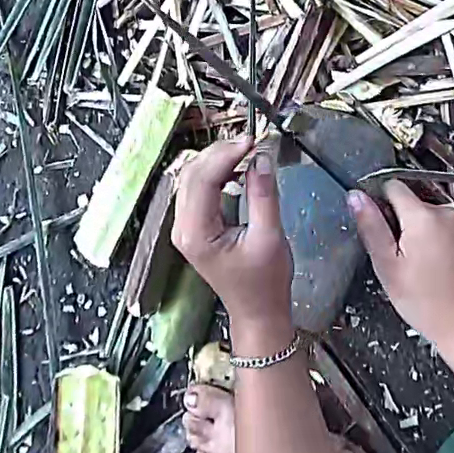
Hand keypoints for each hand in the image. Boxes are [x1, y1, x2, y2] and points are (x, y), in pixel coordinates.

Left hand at [172, 139, 294, 342]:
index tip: (252, 140)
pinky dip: (217, 171)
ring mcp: (186, 225)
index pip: (203, 179)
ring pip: (193, 176)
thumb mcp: (270, 237)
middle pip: (192, 173)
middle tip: (252, 142)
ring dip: (218, 159)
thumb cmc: (264, 283)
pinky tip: (237, 166)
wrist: (259, 312)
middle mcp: (183, 227)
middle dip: (221, 152)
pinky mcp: (195, 224)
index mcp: (196, 233)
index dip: (226, 155)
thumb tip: (260, 158)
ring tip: (247, 150)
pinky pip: (199, 187)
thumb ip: (263, 196)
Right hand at [349, 181, 453, 368]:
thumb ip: (371, 226)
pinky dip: (446, 248)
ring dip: (426, 238)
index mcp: (423, 217)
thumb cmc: (430, 305)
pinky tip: (443, 275)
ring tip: (424, 272)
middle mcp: (449, 215)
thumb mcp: (388, 267)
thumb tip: (356, 198)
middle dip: (404, 227)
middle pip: (414, 207)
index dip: (380, 203)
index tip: (380, 226)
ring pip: (434, 222)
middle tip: (401, 261)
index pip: (393, 187)